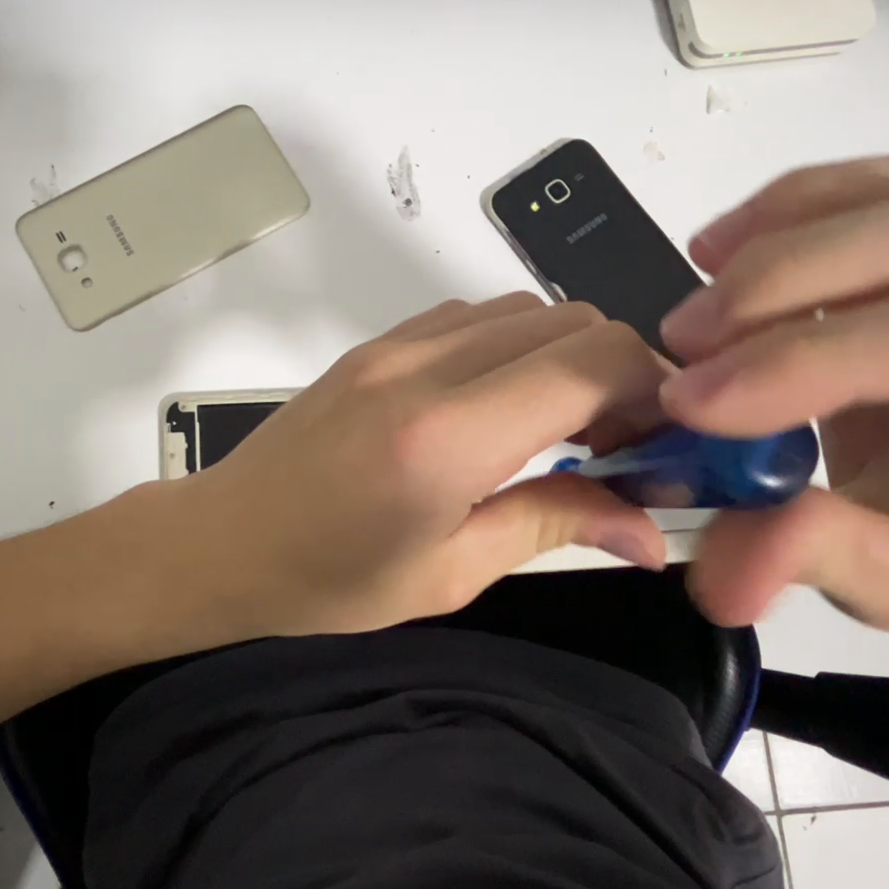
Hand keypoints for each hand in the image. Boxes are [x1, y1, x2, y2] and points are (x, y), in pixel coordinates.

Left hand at [179, 293, 669, 637]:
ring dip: (566, 356)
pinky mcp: (375, 344)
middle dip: (621, 373)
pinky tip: (501, 408)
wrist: (222, 542)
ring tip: (562, 429)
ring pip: (524, 309)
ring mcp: (393, 345)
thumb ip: (552, 526)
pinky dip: (514, 347)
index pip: (593, 360)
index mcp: (444, 437)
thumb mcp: (448, 573)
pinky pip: (472, 317)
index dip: (655, 391)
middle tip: (619, 446)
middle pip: (571, 320)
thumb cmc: (325, 580)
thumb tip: (647, 529)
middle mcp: (422, 368)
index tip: (665, 445)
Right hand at [656, 151, 888, 641]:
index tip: (691, 403)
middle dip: (792, 276)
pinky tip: (728, 247)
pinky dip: (799, 199)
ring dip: (791, 224)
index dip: (813, 357)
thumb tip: (714, 568)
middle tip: (682, 338)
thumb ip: (808, 562)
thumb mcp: (888, 591)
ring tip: (698, 281)